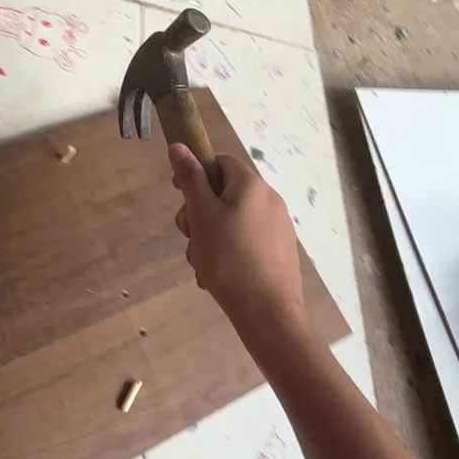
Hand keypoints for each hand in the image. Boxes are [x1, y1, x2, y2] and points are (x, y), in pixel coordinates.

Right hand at [169, 144, 305, 332]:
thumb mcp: (202, 214)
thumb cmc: (229, 258)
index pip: (219, 162)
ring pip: (231, 220)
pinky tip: (216, 274)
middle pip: (223, 193)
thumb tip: (179, 145)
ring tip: (201, 262)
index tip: (179, 196)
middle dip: (198, 213)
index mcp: (252, 185)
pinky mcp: (279, 252)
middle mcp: (270, 200)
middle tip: (188, 236)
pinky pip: (244, 241)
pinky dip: (227, 251)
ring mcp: (278, 227)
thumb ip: (190, 178)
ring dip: (209, 236)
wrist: (268, 314)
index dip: (195, 175)